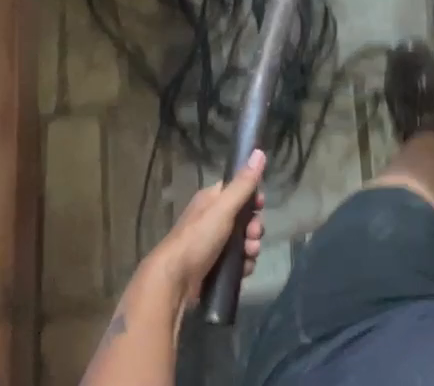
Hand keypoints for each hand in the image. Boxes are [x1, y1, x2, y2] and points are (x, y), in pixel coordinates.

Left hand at [145, 149, 266, 303]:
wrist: (173, 282)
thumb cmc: (197, 238)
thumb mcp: (223, 207)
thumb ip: (243, 184)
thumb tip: (259, 152)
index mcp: (211, 201)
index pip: (238, 190)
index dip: (252, 197)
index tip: (261, 205)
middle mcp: (212, 220)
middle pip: (244, 218)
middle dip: (254, 227)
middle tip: (253, 235)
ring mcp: (212, 244)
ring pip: (243, 240)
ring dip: (252, 247)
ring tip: (249, 255)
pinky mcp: (214, 266)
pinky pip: (237, 260)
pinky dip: (244, 264)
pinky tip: (245, 269)